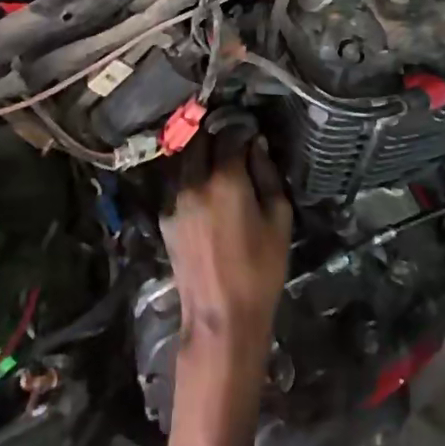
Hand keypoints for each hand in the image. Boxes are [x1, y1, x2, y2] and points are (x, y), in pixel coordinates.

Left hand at [162, 135, 292, 352]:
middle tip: (233, 137)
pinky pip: (176, 183)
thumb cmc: (260, 268)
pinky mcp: (165, 219)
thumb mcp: (279, 218)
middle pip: (200, 141)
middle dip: (216, 133)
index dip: (242, 128)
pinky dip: (189, 174)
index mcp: (225, 179)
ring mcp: (174, 200)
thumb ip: (267, 175)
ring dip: (200, 151)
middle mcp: (194, 182)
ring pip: (184, 160)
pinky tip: (203, 184)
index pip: (230, 135)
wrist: (221, 318)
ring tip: (217, 156)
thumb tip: (257, 146)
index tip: (252, 130)